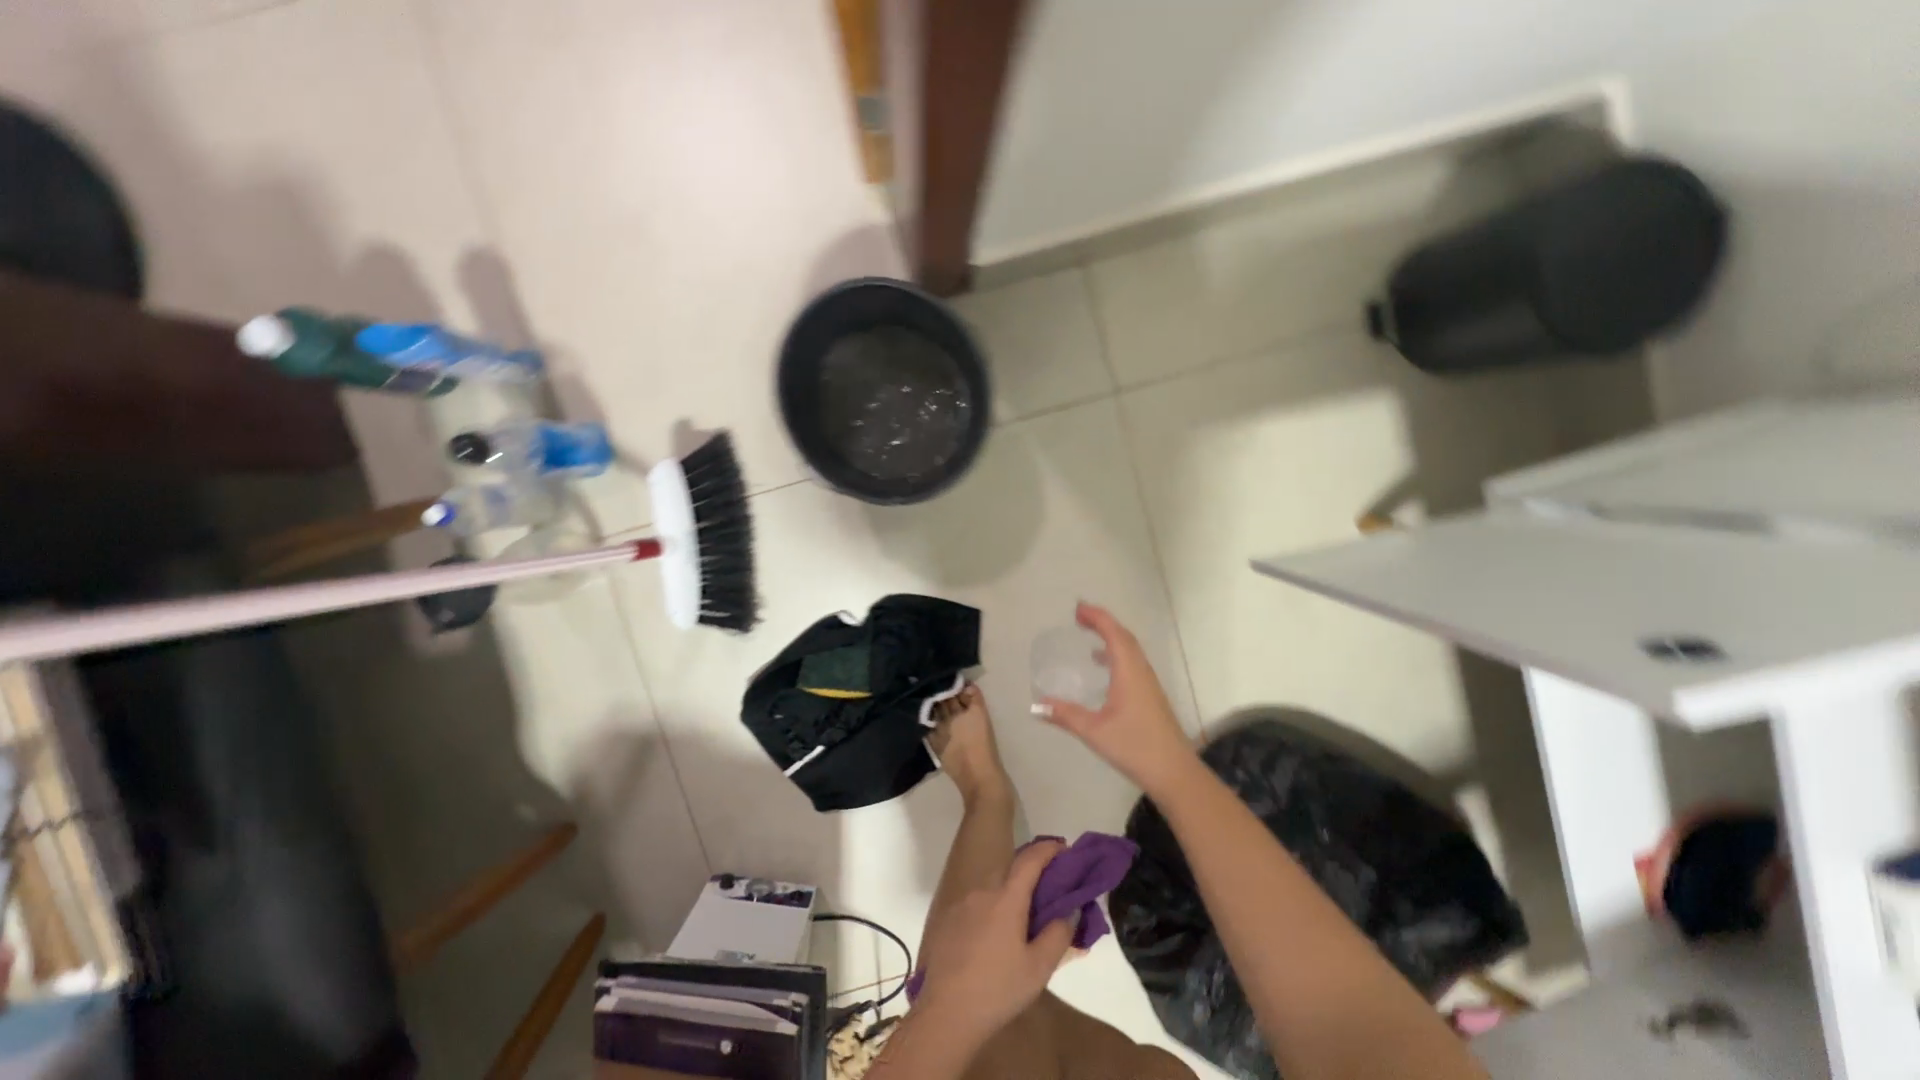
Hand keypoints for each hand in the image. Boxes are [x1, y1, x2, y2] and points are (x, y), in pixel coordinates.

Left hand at [912, 840, 1075, 1047]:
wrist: (946, 1014)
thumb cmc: (998, 990)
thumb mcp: (1039, 968)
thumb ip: (1059, 934)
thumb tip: (1067, 912)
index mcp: (1005, 899)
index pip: (1030, 859)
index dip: (1048, 849)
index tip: (1064, 848)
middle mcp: (981, 893)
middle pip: (1009, 870)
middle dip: (1031, 871)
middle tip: (1050, 888)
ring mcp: (960, 906)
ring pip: (991, 887)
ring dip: (1010, 891)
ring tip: (1025, 916)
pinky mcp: (947, 922)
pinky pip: (976, 903)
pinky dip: (992, 907)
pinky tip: (997, 935)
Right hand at [1038, 602, 1197, 792]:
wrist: (1174, 772)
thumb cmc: (1135, 747)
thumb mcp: (1094, 731)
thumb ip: (1065, 715)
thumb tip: (1036, 705)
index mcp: (1129, 672)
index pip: (1114, 634)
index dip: (1097, 617)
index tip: (1078, 608)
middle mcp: (1142, 672)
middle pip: (1124, 637)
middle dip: (1103, 623)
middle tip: (1080, 617)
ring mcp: (1149, 685)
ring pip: (1131, 651)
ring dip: (1112, 638)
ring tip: (1090, 637)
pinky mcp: (1151, 697)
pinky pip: (1133, 664)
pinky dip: (1118, 656)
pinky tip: (1105, 670)